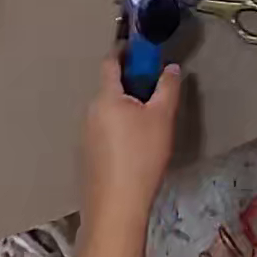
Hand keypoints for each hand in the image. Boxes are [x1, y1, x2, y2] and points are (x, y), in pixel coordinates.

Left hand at [81, 53, 181, 218]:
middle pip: (110, 88)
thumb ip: (168, 87)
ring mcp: (85, 136)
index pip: (110, 62)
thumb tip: (171, 68)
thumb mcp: (163, 117)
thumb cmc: (141, 156)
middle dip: (130, 83)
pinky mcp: (86, 157)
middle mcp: (90, 112)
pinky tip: (134, 147)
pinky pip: (103, 130)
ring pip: (107, 111)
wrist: (116, 209)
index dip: (123, 51)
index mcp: (106, 97)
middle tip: (154, 90)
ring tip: (148, 122)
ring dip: (124, 107)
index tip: (138, 48)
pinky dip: (118, 128)